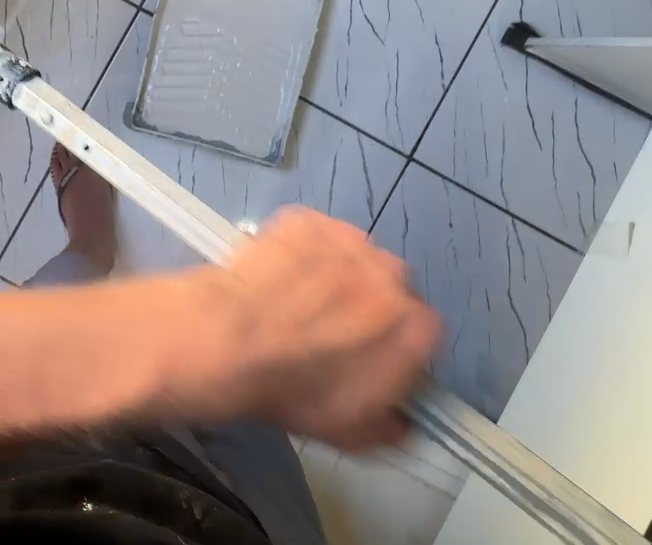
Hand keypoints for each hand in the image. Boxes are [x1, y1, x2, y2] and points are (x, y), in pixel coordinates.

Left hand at [182, 207, 439, 450]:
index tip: (368, 354)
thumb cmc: (294, 389)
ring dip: (335, 272)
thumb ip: (392, 423)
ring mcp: (347, 238)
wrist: (231, 339)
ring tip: (297, 297)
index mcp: (416, 325)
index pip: (421, 330)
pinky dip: (301, 249)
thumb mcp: (354, 432)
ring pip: (351, 256)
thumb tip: (400, 418)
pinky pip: (313, 235)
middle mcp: (392, 273)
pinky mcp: (306, 219)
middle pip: (388, 286)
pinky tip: (279, 271)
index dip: (393, 343)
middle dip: (366, 303)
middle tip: (328, 325)